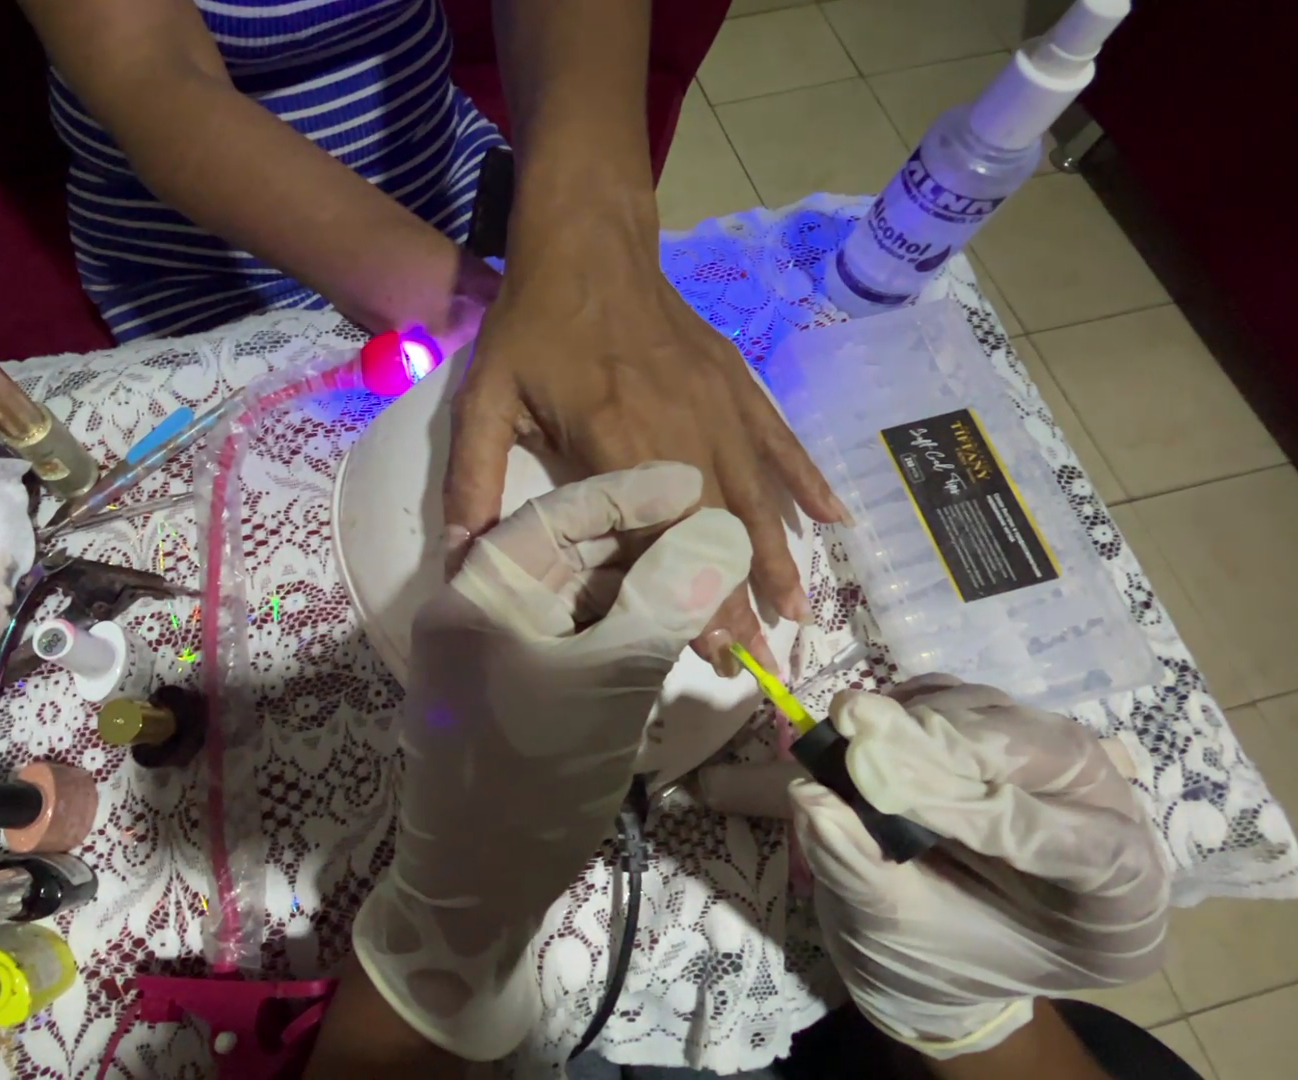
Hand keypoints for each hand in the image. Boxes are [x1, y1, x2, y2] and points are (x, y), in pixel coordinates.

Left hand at [354, 462, 749, 1059]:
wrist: (484, 882)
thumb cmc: (532, 775)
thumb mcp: (606, 681)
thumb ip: (664, 601)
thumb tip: (724, 530)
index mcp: (479, 588)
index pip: (557, 514)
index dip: (629, 493)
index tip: (698, 480)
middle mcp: (486, 603)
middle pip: (573, 548)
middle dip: (647, 543)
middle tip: (720, 536)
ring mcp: (505, 642)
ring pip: (585, 591)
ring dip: (648, 589)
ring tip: (716, 587)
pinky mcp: (529, 676)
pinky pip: (585, 631)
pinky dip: (632, 627)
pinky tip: (681, 629)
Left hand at [442, 240, 844, 674]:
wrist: (587, 244)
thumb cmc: (531, 326)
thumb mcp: (484, 401)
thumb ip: (471, 481)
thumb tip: (463, 560)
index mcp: (618, 440)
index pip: (657, 539)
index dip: (681, 599)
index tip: (704, 652)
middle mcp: (683, 429)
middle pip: (715, 529)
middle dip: (736, 600)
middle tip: (760, 662)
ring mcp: (719, 404)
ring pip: (755, 496)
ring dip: (775, 559)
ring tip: (795, 615)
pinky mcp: (736, 383)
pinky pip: (779, 440)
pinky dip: (805, 482)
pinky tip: (834, 520)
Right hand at [794, 676, 1169, 1058]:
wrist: (918, 950)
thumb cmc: (919, 958)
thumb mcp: (887, 933)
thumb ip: (853, 866)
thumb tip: (810, 796)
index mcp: (1116, 912)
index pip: (1084, 843)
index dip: (980, 806)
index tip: (881, 782)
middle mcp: (1107, 827)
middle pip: (1057, 755)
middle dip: (954, 740)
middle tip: (861, 724)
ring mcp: (1053, 773)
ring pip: (1010, 716)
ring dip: (927, 716)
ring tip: (855, 727)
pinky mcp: (995, 738)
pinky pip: (965, 698)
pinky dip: (913, 702)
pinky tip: (870, 723)